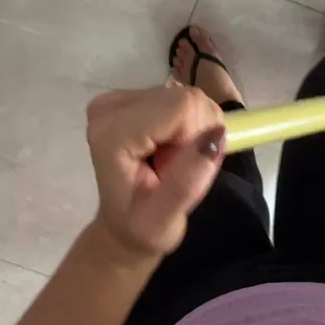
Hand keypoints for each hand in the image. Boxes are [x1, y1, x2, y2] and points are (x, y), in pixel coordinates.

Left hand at [84, 86, 225, 262]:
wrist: (123, 223)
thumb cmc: (142, 228)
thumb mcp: (163, 223)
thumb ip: (186, 183)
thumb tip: (215, 135)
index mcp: (112, 135)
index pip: (182, 107)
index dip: (197, 137)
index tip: (185, 168)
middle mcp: (110, 108)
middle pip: (185, 98)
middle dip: (196, 134)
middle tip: (179, 166)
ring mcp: (118, 99)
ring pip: (186, 97)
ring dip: (192, 131)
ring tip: (172, 160)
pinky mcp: (130, 96)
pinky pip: (180, 98)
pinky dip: (185, 125)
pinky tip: (168, 148)